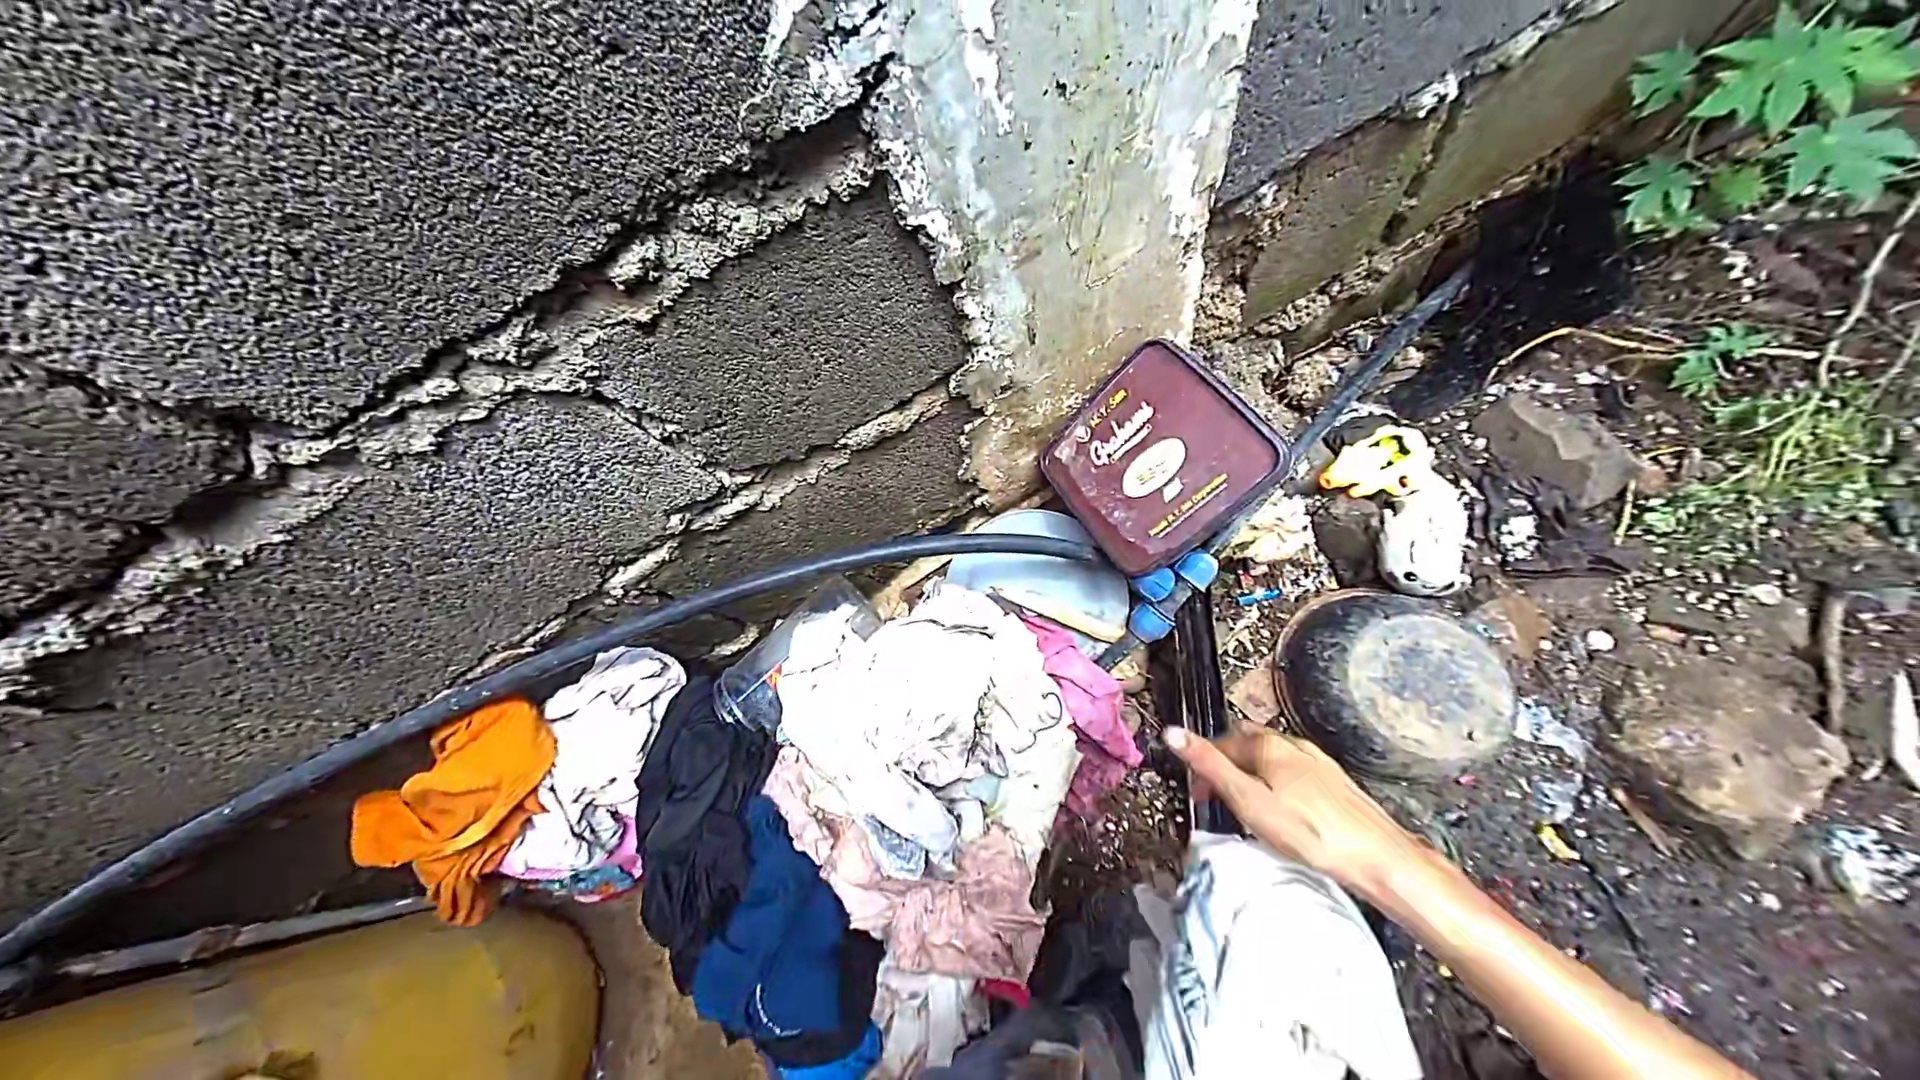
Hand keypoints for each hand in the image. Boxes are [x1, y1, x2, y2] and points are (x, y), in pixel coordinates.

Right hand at [1164, 723, 1423, 896]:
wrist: (1381, 860)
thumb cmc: (1312, 834)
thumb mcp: (1248, 801)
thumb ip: (1210, 766)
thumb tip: (1173, 733)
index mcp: (1268, 745)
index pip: (1220, 742)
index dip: (1202, 765)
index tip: (1198, 793)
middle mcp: (1292, 744)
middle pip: (1245, 743)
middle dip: (1226, 764)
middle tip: (1218, 797)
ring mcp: (1316, 761)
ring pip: (1270, 757)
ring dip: (1250, 773)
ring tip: (1245, 805)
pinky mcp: (1334, 781)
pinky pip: (1292, 771)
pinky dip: (1275, 782)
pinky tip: (1281, 809)